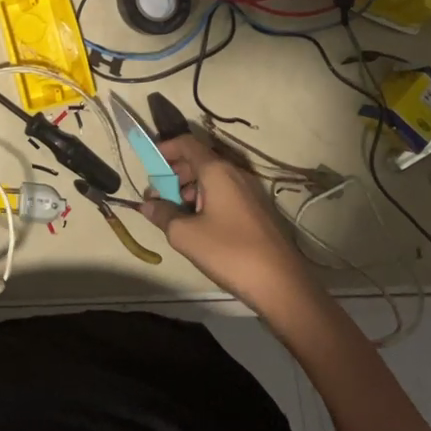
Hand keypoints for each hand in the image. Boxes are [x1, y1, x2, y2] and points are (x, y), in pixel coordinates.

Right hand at [140, 133, 320, 316]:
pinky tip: (199, 226)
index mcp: (217, 171)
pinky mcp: (259, 212)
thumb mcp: (185, 235)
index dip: (165, 149)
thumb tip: (147, 205)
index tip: (148, 165)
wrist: (283, 286)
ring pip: (213, 179)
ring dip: (189, 189)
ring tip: (175, 214)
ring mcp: (251, 193)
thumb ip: (162, 214)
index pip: (187, 143)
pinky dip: (207, 200)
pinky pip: (226, 194)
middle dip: (174, 173)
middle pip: (199, 161)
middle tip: (158, 196)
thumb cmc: (230, 252)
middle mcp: (236, 175)